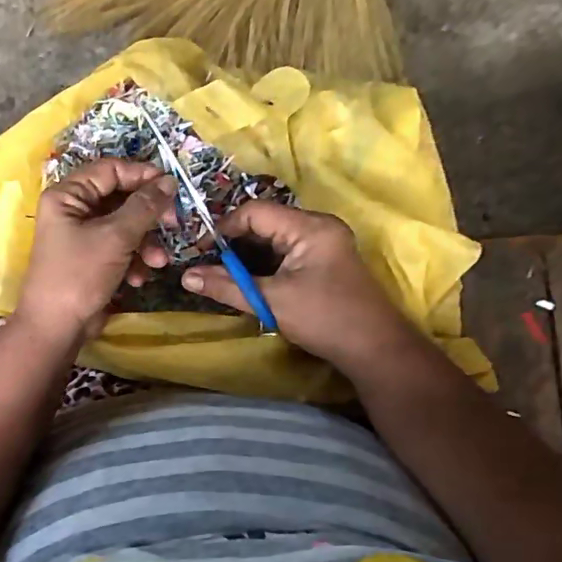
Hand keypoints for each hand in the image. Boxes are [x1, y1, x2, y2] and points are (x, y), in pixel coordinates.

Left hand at [16, 159, 175, 342]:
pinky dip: (133, 260)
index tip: (172, 187)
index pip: (109, 169)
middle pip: (120, 198)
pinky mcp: (91, 259)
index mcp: (67, 195)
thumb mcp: (115, 237)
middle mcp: (72, 210)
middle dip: (148, 215)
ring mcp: (81, 236)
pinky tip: (138, 278)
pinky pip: (119, 248)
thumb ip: (144, 207)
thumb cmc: (79, 275)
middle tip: (174, 224)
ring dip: (145, 243)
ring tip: (157, 262)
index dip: (141, 175)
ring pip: (124, 225)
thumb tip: (168, 181)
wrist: (56, 327)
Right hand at [180, 202, 416, 366]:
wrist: (376, 349)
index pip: (254, 211)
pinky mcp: (322, 260)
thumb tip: (186, 276)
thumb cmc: (325, 319)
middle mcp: (317, 226)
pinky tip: (245, 281)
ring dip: (245, 255)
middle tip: (206, 264)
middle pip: (263, 222)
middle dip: (232, 242)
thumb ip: (226, 286)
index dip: (223, 228)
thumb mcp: (270, 301)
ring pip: (271, 238)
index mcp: (309, 227)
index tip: (200, 251)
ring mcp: (322, 242)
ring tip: (221, 274)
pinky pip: (283, 251)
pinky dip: (261, 263)